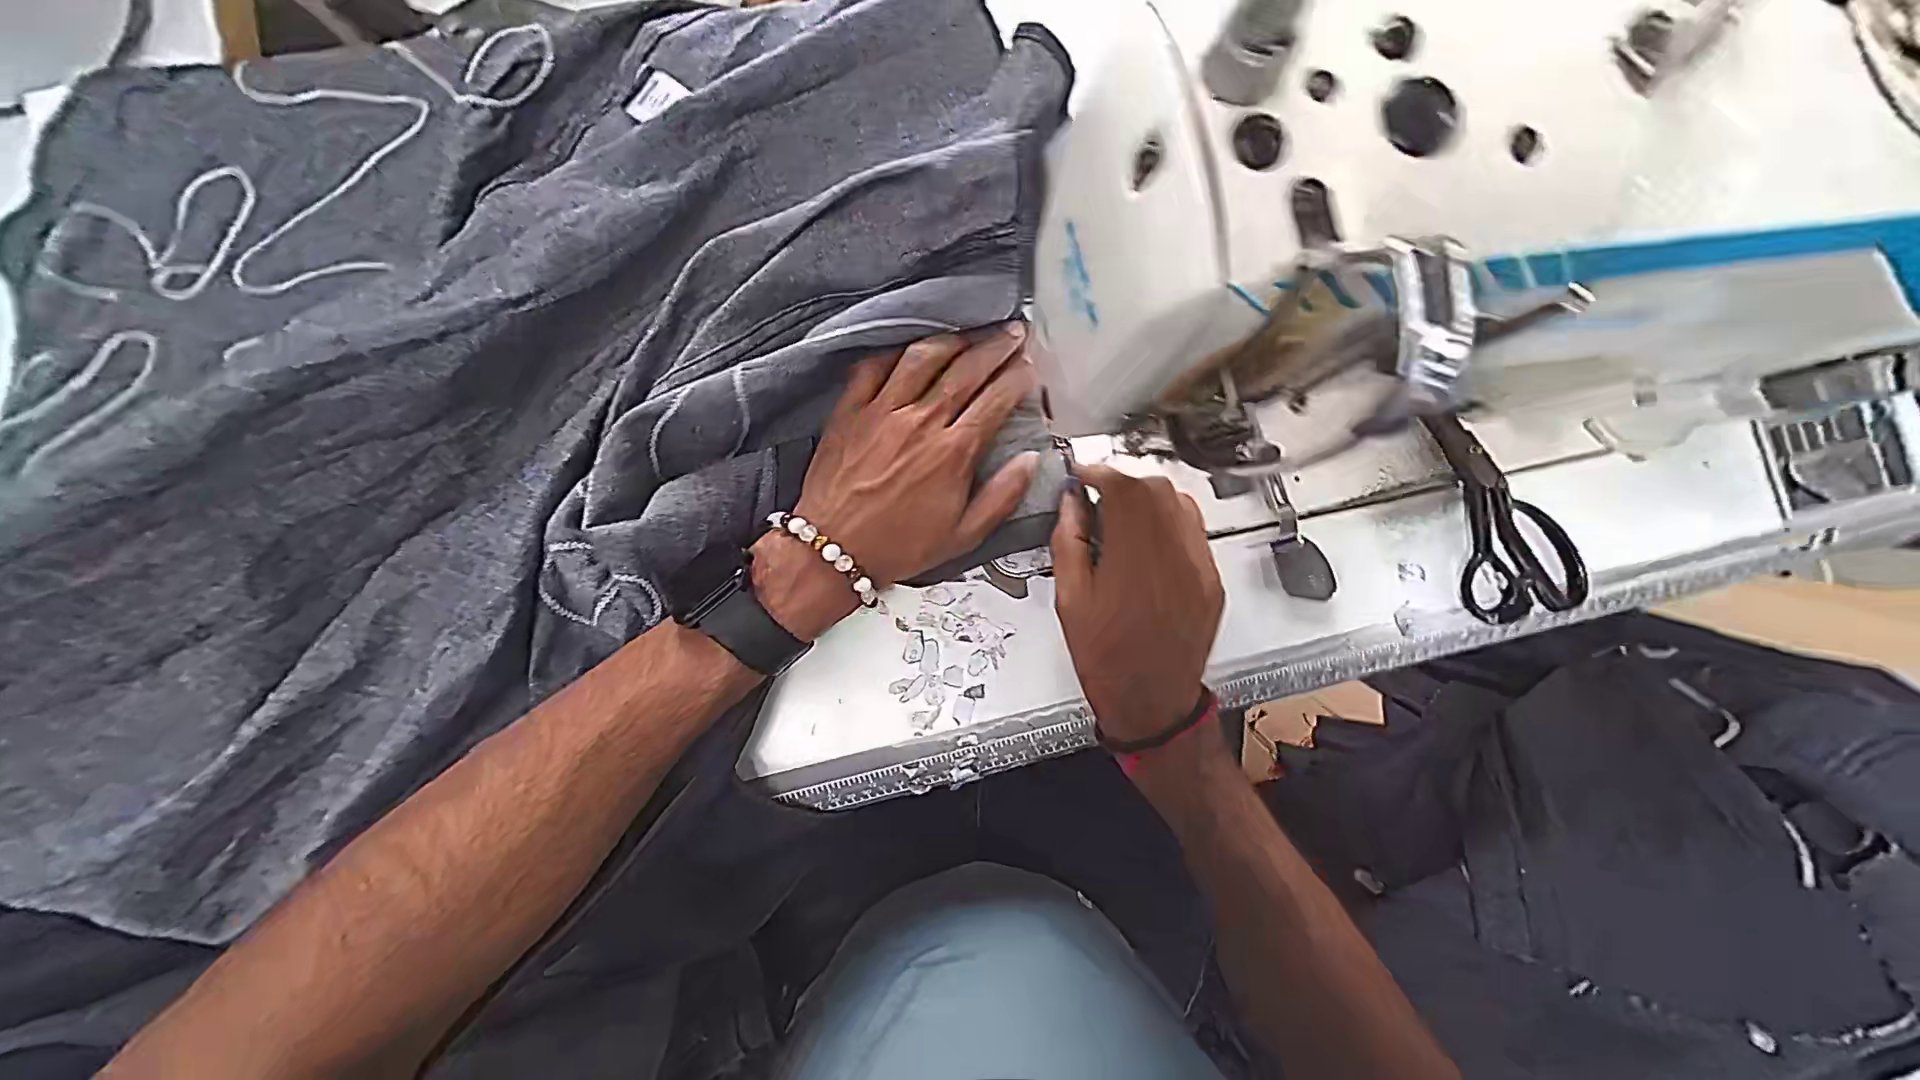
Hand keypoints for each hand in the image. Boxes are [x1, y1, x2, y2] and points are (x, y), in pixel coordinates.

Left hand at [752, 324, 1039, 639]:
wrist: (833, 549)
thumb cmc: (897, 546)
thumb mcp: (963, 535)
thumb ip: (1002, 496)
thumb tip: (1029, 461)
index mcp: (952, 454)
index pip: (996, 399)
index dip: (1018, 377)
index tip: (1029, 368)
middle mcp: (920, 424)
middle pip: (966, 369)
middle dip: (996, 346)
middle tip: (1012, 333)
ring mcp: (882, 413)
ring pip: (923, 358)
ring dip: (953, 340)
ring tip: (971, 333)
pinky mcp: (850, 412)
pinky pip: (874, 367)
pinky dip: (896, 352)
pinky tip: (911, 348)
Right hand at [1050, 465, 1224, 743]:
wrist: (1151, 698)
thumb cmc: (1106, 656)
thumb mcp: (1069, 598)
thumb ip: (1068, 541)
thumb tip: (1070, 503)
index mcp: (1132, 557)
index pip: (1122, 487)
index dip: (1098, 473)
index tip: (1082, 476)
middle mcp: (1172, 555)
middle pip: (1153, 488)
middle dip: (1121, 484)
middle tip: (1097, 499)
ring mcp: (1198, 566)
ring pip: (1178, 503)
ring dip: (1147, 500)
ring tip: (1122, 522)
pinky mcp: (1211, 579)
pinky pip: (1194, 530)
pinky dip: (1169, 522)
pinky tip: (1148, 542)